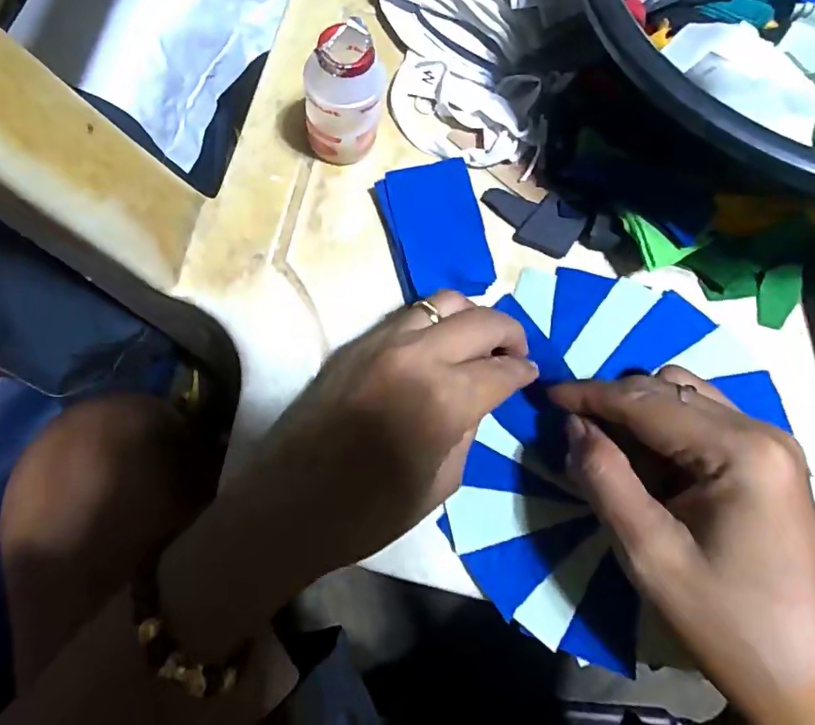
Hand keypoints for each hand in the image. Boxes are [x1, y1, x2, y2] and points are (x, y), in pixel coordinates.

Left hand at [235, 290, 535, 574]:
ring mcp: (382, 341)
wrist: (284, 508)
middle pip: (482, 319)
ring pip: (444, 301)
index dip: (523, 371)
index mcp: (442, 399)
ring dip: (471, 318)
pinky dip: (435, 322)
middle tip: (514, 354)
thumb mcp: (441, 483)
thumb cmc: (366, 513)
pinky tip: (436, 347)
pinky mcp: (357, 342)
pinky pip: (409, 314)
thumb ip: (468, 428)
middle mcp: (416, 356)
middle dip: (510, 333)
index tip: (530, 375)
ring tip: (475, 343)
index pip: (502, 367)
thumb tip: (479, 396)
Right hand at [551, 368, 814, 724]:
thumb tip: (574, 424)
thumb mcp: (652, 556)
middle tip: (573, 430)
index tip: (547, 394)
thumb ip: (606, 479)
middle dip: (617, 402)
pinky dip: (670, 432)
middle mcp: (763, 429)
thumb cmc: (730, 627)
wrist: (810, 689)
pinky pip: (708, 423)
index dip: (593, 393)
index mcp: (742, 448)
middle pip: (671, 390)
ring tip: (608, 449)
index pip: (650, 400)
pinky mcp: (773, 463)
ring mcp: (773, 444)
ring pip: (689, 399)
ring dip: (643, 414)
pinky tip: (649, 465)